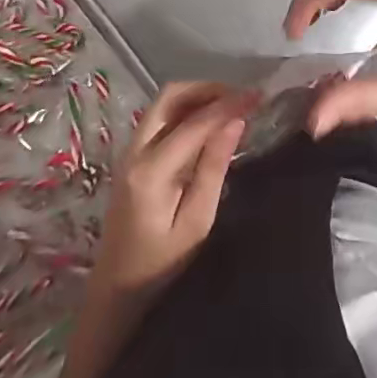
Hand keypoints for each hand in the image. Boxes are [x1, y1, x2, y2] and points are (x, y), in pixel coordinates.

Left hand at [92, 83, 254, 298]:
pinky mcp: (132, 159)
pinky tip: (210, 124)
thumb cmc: (161, 265)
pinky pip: (160, 121)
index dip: (228, 105)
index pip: (194, 122)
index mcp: (151, 169)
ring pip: (163, 106)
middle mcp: (134, 151)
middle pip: (169, 98)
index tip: (259, 96)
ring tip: (233, 106)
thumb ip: (214, 169)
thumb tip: (235, 123)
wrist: (117, 288)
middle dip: (208, 89)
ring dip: (197, 98)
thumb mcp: (197, 222)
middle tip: (243, 97)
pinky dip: (186, 112)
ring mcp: (129, 152)